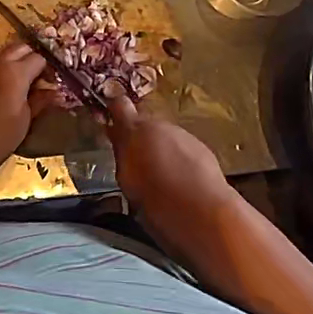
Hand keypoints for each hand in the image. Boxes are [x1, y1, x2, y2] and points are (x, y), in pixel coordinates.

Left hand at [0, 43, 56, 161]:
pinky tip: (5, 85)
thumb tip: (56, 92)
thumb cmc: (1, 134)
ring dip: (16, 60)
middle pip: (21, 48)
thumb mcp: (26, 117)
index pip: (39, 59)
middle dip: (32, 58)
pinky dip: (2, 66)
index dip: (47, 70)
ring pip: (5, 51)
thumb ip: (41, 99)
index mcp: (16, 72)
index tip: (51, 84)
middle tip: (38, 78)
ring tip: (22, 80)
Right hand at [102, 94, 232, 217]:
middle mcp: (160, 125)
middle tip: (137, 161)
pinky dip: (180, 159)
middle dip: (141, 138)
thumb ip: (121, 153)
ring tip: (161, 176)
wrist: (199, 207)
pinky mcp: (201, 147)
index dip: (114, 108)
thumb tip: (118, 139)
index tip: (110, 114)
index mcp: (135, 130)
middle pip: (146, 125)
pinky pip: (184, 149)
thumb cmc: (153, 196)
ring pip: (166, 137)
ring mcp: (183, 134)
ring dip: (162, 149)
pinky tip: (182, 181)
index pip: (120, 106)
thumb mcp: (125, 177)